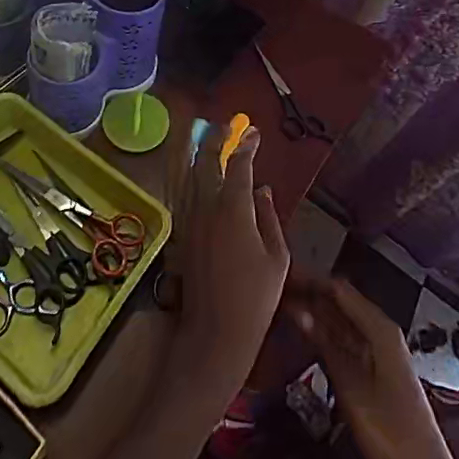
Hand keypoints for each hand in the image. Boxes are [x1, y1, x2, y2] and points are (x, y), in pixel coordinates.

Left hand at [172, 124, 290, 405]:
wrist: (216, 331)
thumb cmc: (256, 298)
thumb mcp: (277, 258)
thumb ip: (269, 218)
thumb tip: (263, 191)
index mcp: (233, 209)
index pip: (237, 165)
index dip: (246, 146)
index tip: (254, 132)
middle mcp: (206, 206)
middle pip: (206, 161)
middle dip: (216, 139)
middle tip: (229, 127)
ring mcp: (189, 219)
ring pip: (190, 175)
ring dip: (200, 153)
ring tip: (212, 139)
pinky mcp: (181, 233)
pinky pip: (185, 193)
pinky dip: (193, 177)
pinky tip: (200, 174)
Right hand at [285, 274, 458, 458]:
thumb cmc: (389, 431)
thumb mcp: (351, 385)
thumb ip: (324, 342)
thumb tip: (296, 306)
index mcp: (380, 328)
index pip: (337, 288)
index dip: (306, 277)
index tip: (273, 271)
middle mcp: (379, 333)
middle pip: (338, 302)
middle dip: (305, 293)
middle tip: (266, 289)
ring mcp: (375, 353)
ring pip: (338, 321)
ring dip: (311, 313)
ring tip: (273, 306)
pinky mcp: (370, 373)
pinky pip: (341, 341)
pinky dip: (320, 335)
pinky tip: (297, 335)